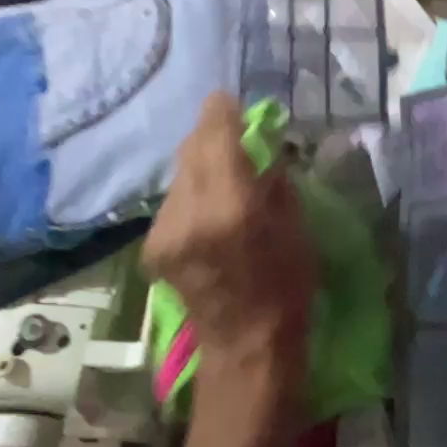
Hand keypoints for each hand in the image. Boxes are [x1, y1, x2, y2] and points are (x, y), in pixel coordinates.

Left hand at [143, 93, 316, 363]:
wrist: (245, 346)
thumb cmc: (286, 282)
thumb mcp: (294, 221)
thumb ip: (271, 174)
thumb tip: (259, 142)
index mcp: (230, 204)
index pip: (215, 133)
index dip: (222, 110)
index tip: (231, 100)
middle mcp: (189, 211)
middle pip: (191, 147)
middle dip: (211, 134)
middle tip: (233, 134)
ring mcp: (164, 229)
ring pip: (179, 172)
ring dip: (200, 164)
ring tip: (223, 177)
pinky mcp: (152, 244)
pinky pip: (173, 199)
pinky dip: (191, 193)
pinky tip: (208, 210)